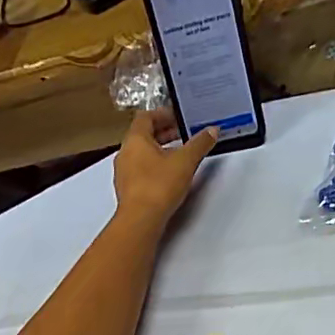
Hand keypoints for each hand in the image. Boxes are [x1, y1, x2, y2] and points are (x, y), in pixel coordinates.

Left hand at [112, 110, 216, 226]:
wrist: (141, 219)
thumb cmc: (156, 188)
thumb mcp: (186, 161)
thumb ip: (199, 144)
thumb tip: (210, 132)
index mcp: (135, 139)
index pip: (146, 117)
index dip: (163, 114)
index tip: (176, 117)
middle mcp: (125, 153)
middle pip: (143, 135)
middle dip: (163, 133)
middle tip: (180, 134)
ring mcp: (124, 172)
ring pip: (140, 154)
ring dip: (158, 151)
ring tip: (177, 155)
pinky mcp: (127, 189)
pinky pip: (139, 171)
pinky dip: (153, 167)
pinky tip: (167, 176)